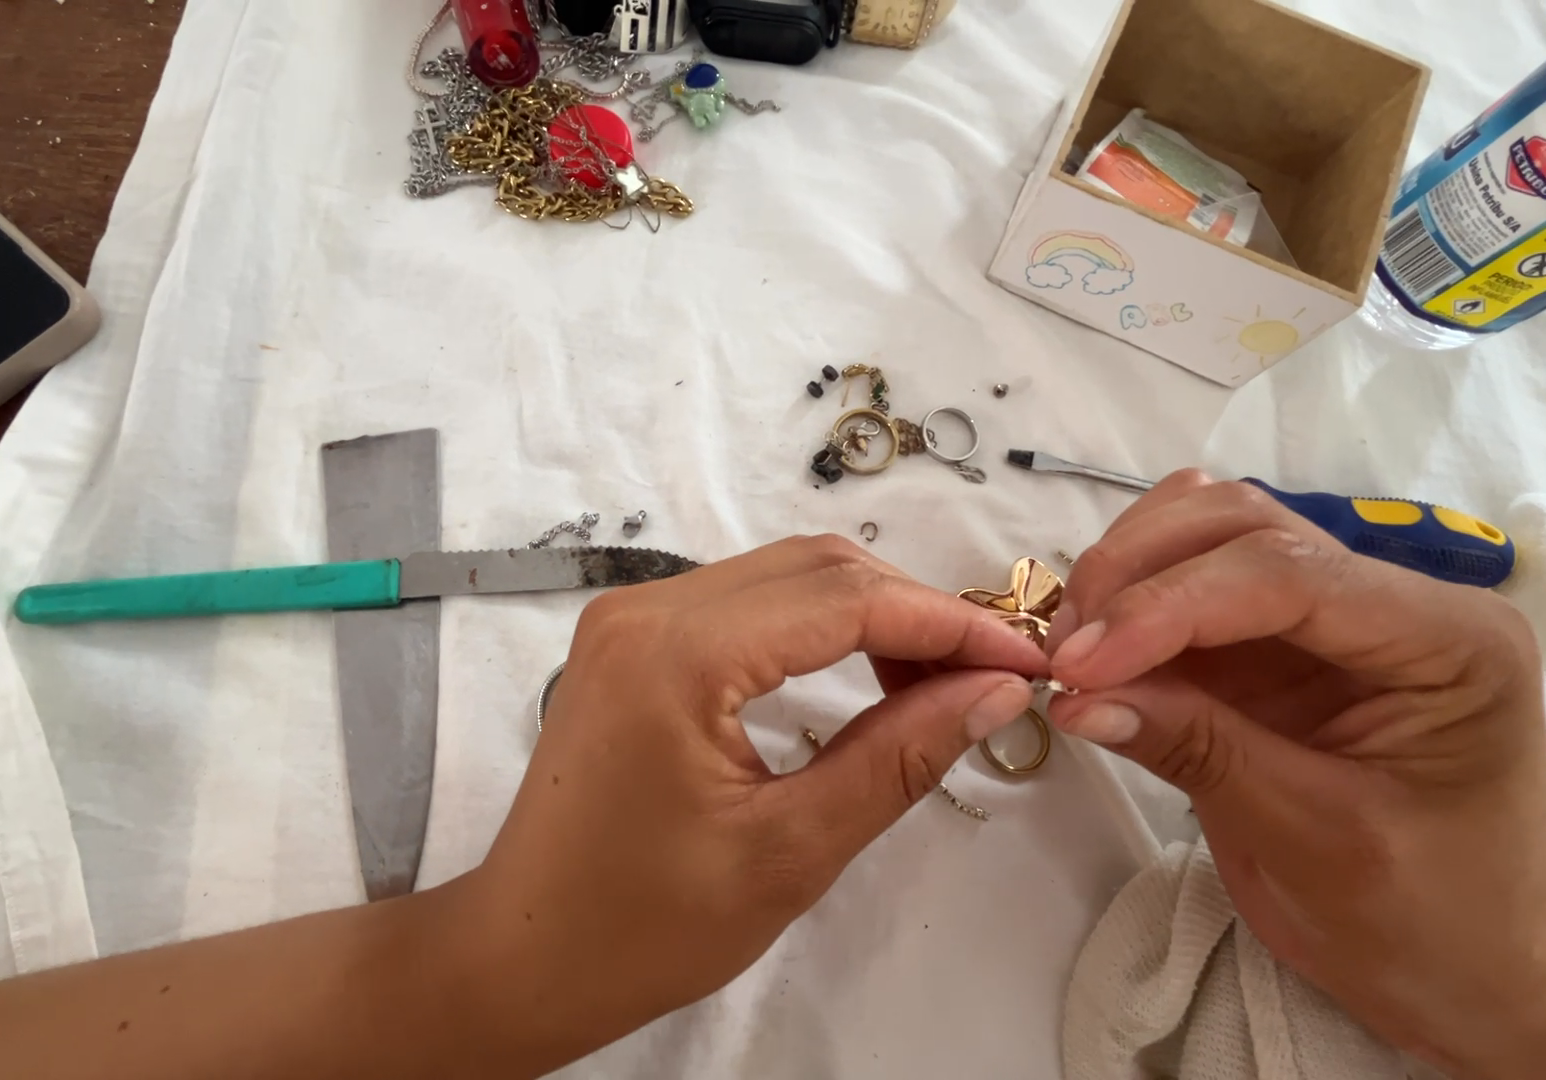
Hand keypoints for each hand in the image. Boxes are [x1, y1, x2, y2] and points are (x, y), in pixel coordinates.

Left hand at [471, 536, 1045, 1075]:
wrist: (522, 950)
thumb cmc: (646, 925)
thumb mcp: (791, 850)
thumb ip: (900, 756)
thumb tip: (993, 690)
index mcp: (678, 653)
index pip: (844, 600)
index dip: (946, 623)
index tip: (1023, 657)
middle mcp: (648, 605)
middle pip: (817, 568)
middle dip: (914, 611)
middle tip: (984, 672)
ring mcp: (633, 612)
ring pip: (786, 575)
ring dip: (870, 612)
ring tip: (931, 679)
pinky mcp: (634, 633)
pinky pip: (748, 600)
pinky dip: (819, 623)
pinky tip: (860, 669)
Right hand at [1041, 471, 1545, 1076]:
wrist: (1449, 964)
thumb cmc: (1419, 917)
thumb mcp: (1312, 840)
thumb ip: (1195, 750)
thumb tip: (1073, 696)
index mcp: (1446, 639)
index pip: (1286, 575)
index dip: (1166, 607)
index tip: (1077, 667)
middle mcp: (1384, 597)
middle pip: (1238, 522)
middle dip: (1134, 571)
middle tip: (1066, 652)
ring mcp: (1319, 608)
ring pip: (1200, 527)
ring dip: (1120, 570)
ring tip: (1074, 647)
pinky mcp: (1262, 634)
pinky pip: (1179, 574)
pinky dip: (1122, 593)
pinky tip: (1094, 639)